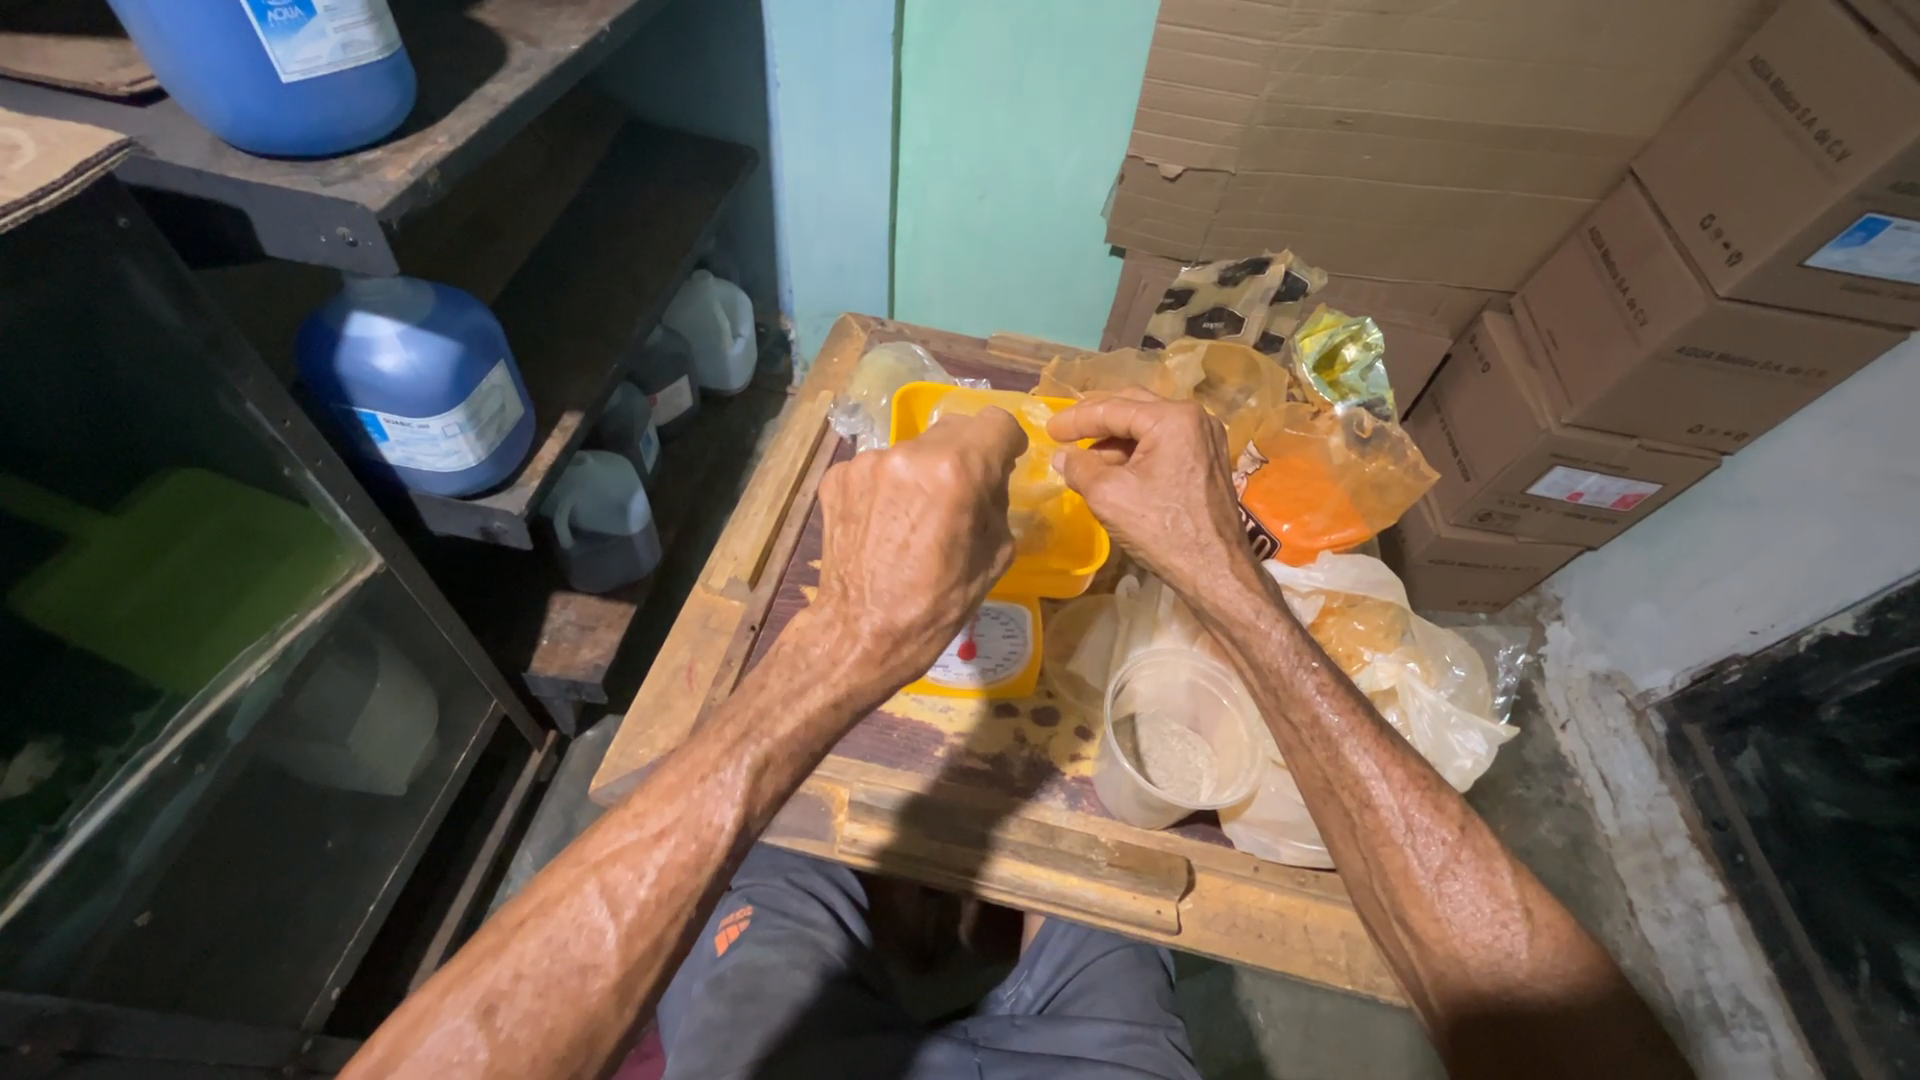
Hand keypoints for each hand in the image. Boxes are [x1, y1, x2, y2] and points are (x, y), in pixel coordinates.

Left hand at [812, 407, 1026, 691]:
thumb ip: (997, 499)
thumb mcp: (996, 552)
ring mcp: (867, 462)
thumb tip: (989, 475)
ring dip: (923, 473)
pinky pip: (879, 468)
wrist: (863, 631)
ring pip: (913, 450)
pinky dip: (888, 487)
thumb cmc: (939, 602)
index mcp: (956, 470)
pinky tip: (885, 524)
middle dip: (966, 456)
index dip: (1007, 442)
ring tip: (915, 518)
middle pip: (953, 429)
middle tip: (961, 495)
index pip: (997, 421)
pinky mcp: (837, 476)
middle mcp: (909, 453)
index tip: (1004, 462)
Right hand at [1047, 390, 1261, 605]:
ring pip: (1148, 425)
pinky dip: (1135, 450)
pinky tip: (1113, 467)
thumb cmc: (1161, 530)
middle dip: (1095, 421)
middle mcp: (1195, 417)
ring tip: (1084, 457)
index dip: (1076, 419)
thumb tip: (1062, 456)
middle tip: (1064, 433)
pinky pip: (1164, 441)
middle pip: (1133, 407)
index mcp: (1172, 418)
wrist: (1213, 569)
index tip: (1049, 429)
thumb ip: (1079, 468)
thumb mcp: (1108, 496)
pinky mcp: (1208, 458)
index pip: (1113, 408)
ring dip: (1114, 438)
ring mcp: (1206, 437)